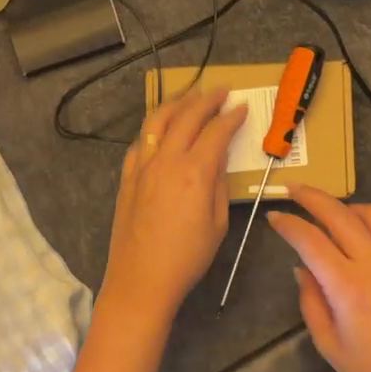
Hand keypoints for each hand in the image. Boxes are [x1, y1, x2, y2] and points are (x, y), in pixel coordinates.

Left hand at [99, 85, 248, 321]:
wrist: (141, 280)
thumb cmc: (187, 258)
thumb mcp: (217, 224)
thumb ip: (218, 185)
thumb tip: (218, 160)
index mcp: (194, 172)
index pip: (216, 132)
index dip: (232, 117)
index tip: (243, 107)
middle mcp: (166, 161)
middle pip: (186, 117)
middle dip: (206, 100)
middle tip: (221, 91)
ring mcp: (142, 167)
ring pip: (157, 122)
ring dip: (176, 104)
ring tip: (190, 96)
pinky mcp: (127, 178)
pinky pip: (140, 143)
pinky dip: (154, 129)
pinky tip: (160, 131)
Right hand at [267, 184, 370, 371]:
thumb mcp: (330, 346)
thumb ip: (311, 302)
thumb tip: (302, 269)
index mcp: (349, 287)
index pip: (310, 240)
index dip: (288, 224)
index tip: (273, 216)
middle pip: (340, 215)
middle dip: (312, 197)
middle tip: (292, 190)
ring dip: (347, 206)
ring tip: (330, 212)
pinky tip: (365, 233)